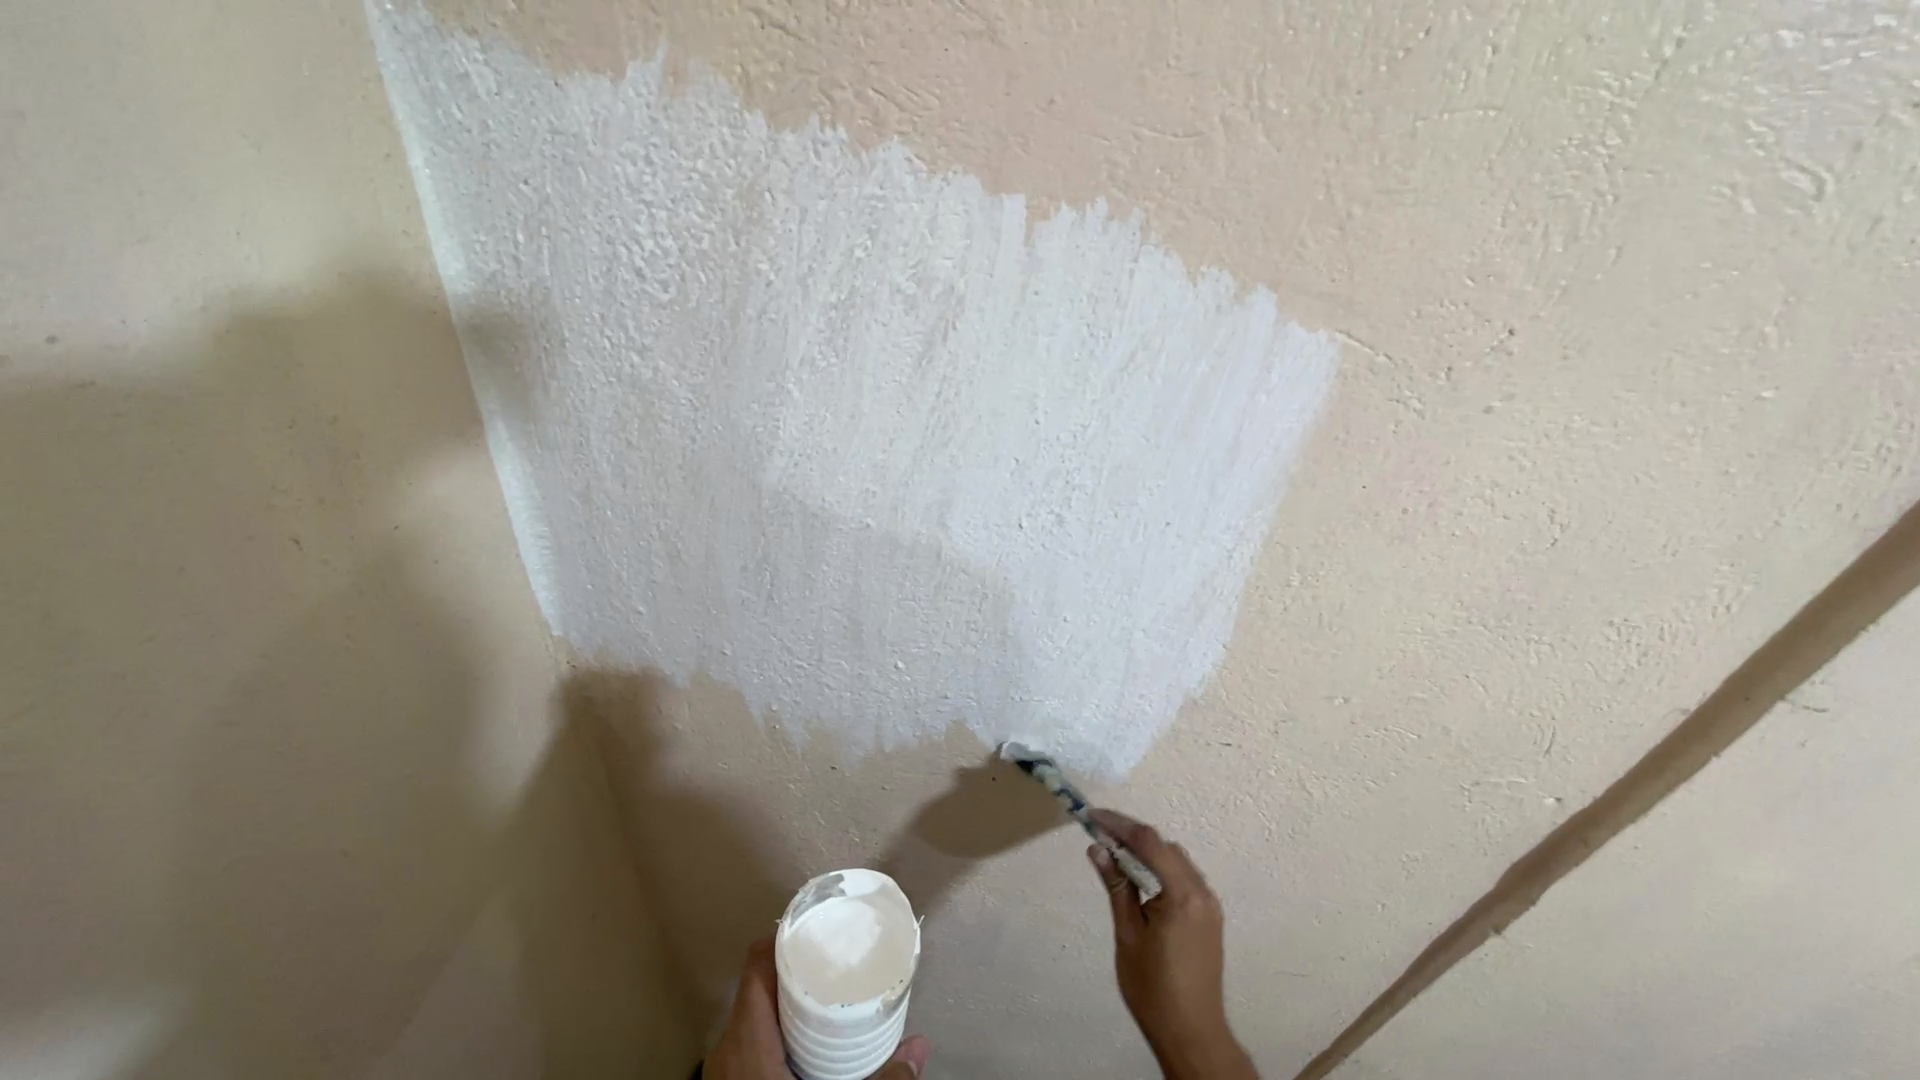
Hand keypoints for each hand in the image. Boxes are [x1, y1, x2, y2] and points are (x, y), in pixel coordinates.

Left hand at [704, 939, 930, 1079]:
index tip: (821, 930)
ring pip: (753, 1014)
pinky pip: (749, 1039)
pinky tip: (805, 1038)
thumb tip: (921, 1046)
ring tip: (827, 994)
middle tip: (838, 962)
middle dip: (798, 970)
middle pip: (759, 985)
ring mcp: (722, 1068)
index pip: (757, 963)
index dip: (786, 938)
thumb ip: (880, 1079)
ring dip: (787, 1001)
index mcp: (745, 1038)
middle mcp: (726, 1045)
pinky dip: (776, 1029)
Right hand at [1088, 810, 1257, 1079]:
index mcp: (1183, 894)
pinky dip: (1160, 869)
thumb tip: (1098, 848)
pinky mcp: (1209, 917)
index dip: (1118, 824)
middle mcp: (1202, 892)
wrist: (1192, 1032)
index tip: (1090, 816)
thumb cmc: (1153, 987)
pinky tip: (1139, 879)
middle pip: (1164, 846)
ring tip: (1113, 854)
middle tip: (1097, 835)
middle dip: (1131, 835)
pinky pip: (1183, 878)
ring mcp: (1209, 905)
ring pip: (1175, 860)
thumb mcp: (1128, 934)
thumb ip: (1117, 887)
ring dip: (1146, 851)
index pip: (1148, 842)